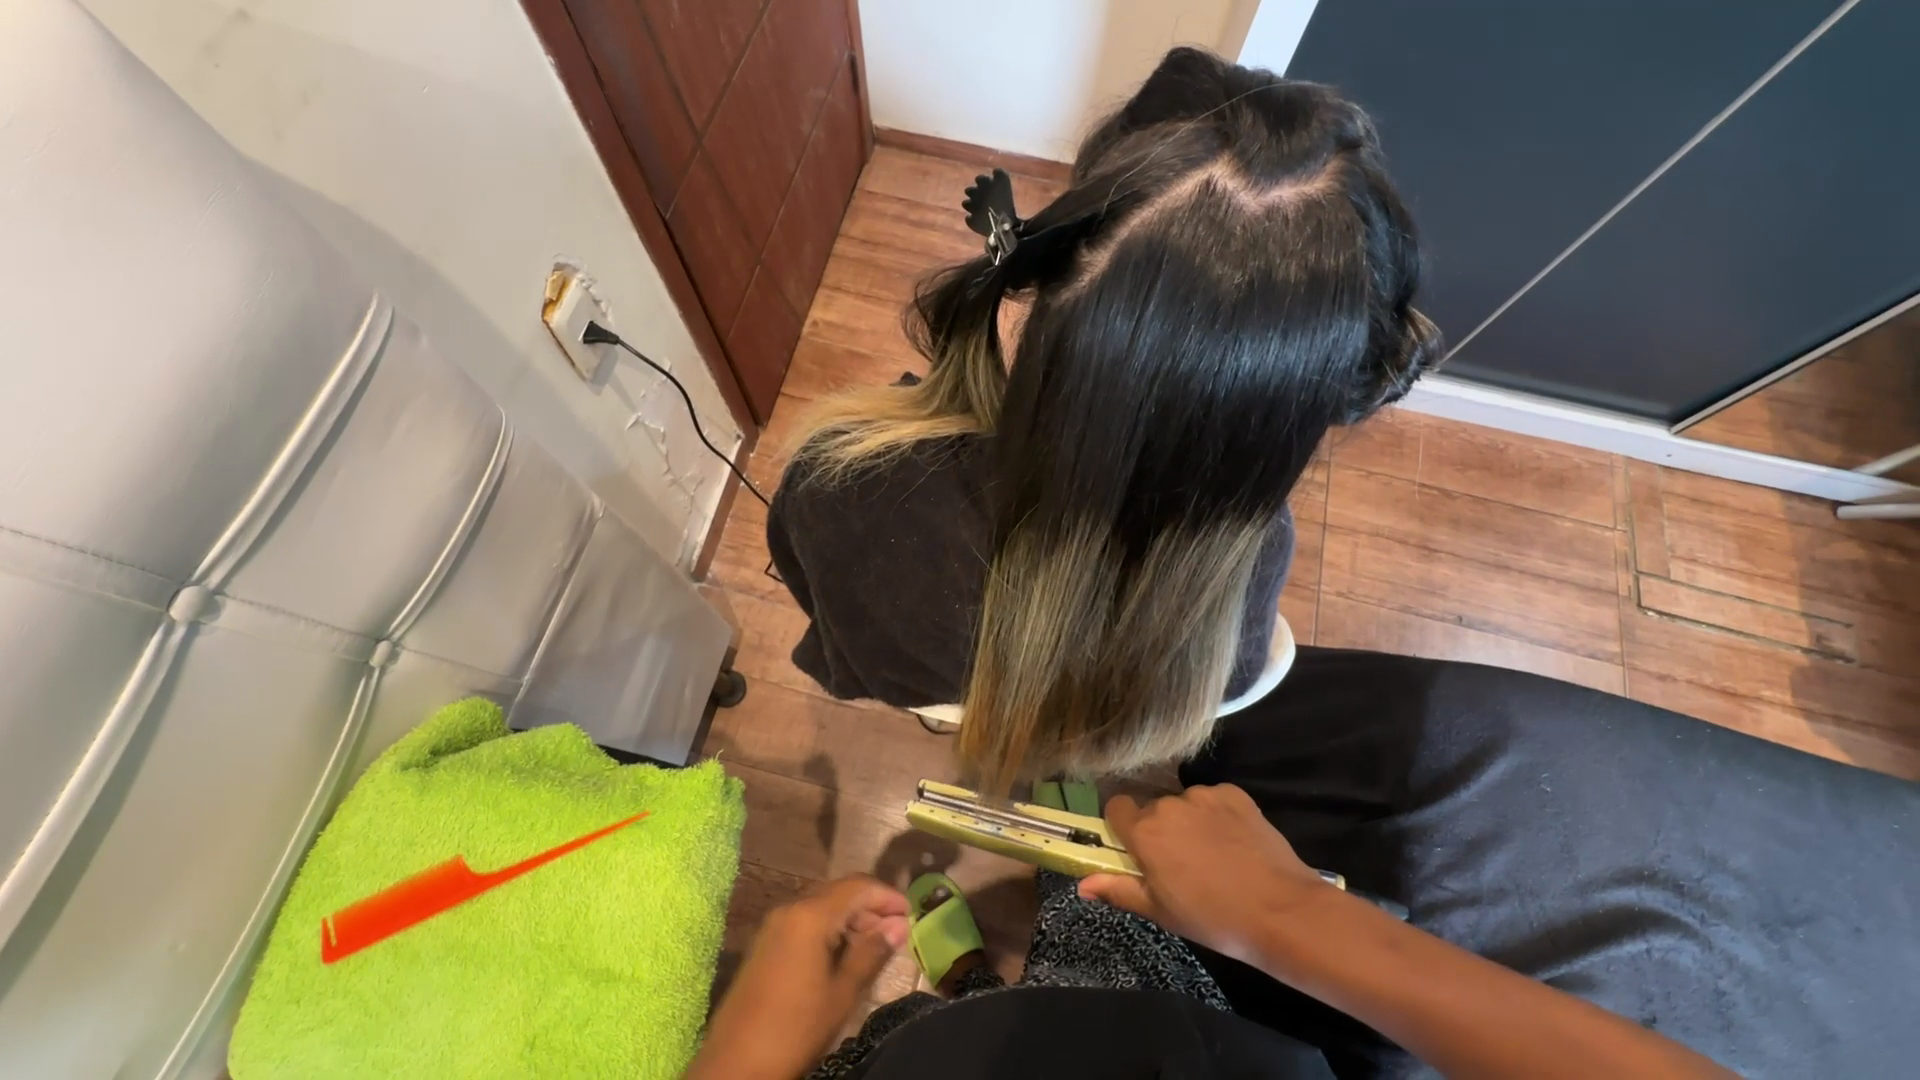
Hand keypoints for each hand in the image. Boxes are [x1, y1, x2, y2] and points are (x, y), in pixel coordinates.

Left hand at [687, 876, 908, 1079]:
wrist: (734, 1066)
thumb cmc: (795, 1029)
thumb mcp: (842, 993)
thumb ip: (871, 952)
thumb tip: (898, 924)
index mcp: (809, 915)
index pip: (858, 886)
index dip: (887, 896)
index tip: (910, 914)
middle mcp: (789, 909)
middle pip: (838, 891)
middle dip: (869, 906)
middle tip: (895, 932)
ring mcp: (773, 926)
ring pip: (821, 906)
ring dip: (850, 917)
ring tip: (874, 946)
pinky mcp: (764, 944)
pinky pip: (805, 921)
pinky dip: (829, 928)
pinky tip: (842, 954)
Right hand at [1078, 784, 1328, 965]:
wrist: (1281, 911)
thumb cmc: (1213, 918)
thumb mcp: (1160, 912)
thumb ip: (1118, 890)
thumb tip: (1082, 884)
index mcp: (1145, 832)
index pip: (1116, 807)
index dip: (1122, 826)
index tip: (1136, 849)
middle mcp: (1169, 804)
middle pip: (1153, 809)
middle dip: (1160, 830)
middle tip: (1181, 864)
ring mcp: (1204, 796)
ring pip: (1185, 804)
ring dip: (1190, 822)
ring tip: (1214, 857)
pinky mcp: (1235, 793)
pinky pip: (1215, 800)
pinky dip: (1218, 816)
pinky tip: (1235, 844)